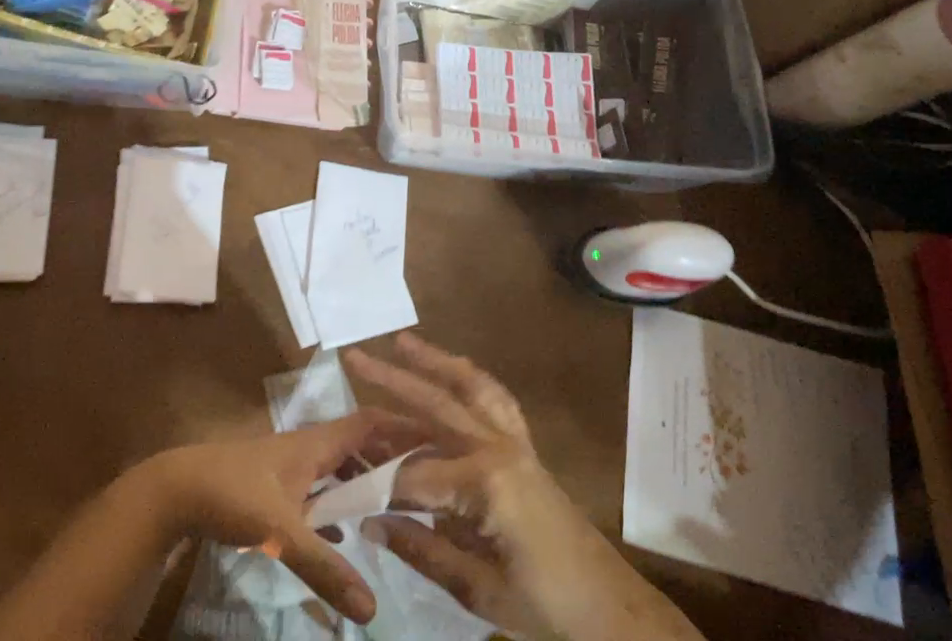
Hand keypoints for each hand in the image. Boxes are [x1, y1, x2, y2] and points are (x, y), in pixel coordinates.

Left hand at [135, 409, 415, 623]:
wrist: (174, 489)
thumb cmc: (231, 494)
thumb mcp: (280, 531)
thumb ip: (325, 567)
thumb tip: (373, 608)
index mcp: (315, 444)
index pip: (370, 422)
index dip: (405, 426)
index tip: (443, 440)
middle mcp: (306, 447)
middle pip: (360, 444)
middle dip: (393, 459)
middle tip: (431, 484)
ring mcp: (288, 465)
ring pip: (338, 465)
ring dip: (366, 480)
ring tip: (398, 507)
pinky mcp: (273, 484)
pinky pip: (318, 485)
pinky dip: (338, 499)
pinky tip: (347, 528)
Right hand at [344, 334, 544, 630]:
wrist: (611, 609)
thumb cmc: (545, 603)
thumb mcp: (478, 588)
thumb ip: (421, 548)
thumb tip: (369, 521)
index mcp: (485, 484)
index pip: (411, 475)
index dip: (373, 484)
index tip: (340, 488)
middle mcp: (498, 450)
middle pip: (435, 405)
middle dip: (391, 381)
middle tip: (354, 357)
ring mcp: (516, 445)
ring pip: (470, 388)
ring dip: (434, 362)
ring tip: (403, 341)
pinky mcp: (526, 450)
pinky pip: (496, 401)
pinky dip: (470, 380)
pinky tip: (452, 370)